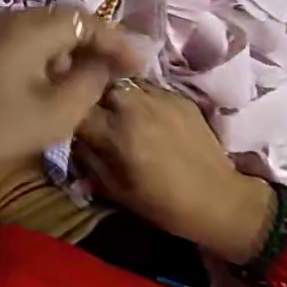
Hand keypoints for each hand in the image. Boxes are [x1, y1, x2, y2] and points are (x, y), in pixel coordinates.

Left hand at [0, 7, 145, 219]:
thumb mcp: (55, 113)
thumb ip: (90, 82)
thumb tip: (106, 62)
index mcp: (32, 28)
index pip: (87, 21)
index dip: (117, 41)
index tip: (140, 64)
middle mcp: (12, 16)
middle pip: (66, 18)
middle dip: (96, 41)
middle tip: (119, 67)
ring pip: (45, 27)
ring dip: (71, 47)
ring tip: (89, 74)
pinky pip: (25, 37)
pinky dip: (48, 52)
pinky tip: (52, 77)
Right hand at [75, 82, 274, 262]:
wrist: (219, 200)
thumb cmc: (163, 204)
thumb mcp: (116, 190)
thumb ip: (89, 160)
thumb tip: (74, 139)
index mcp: (116, 134)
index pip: (77, 108)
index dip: (69, 113)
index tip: (67, 121)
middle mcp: (134, 108)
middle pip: (99, 86)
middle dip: (92, 98)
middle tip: (95, 116)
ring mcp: (159, 98)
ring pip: (124, 83)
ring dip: (116, 95)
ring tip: (120, 112)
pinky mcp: (179, 97)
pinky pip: (149, 88)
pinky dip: (141, 98)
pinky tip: (147, 115)